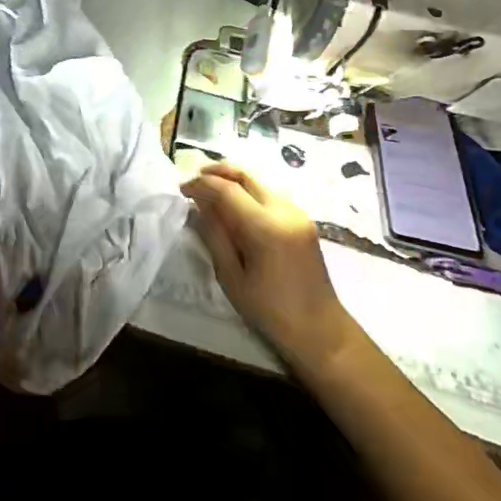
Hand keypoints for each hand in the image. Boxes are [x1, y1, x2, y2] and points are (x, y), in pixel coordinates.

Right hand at [181, 162, 354, 366]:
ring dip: (234, 180)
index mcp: (265, 227)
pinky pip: (271, 195)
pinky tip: (235, 207)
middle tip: (194, 179)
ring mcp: (297, 213)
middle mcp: (284, 211)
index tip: (181, 188)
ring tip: (210, 191)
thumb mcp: (232, 277)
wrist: (319, 327)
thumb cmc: (270, 311)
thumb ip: (215, 236)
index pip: (227, 190)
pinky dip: (249, 193)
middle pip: (246, 176)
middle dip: (218, 172)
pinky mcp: (303, 219)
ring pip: (260, 182)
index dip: (202, 185)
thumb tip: (198, 206)